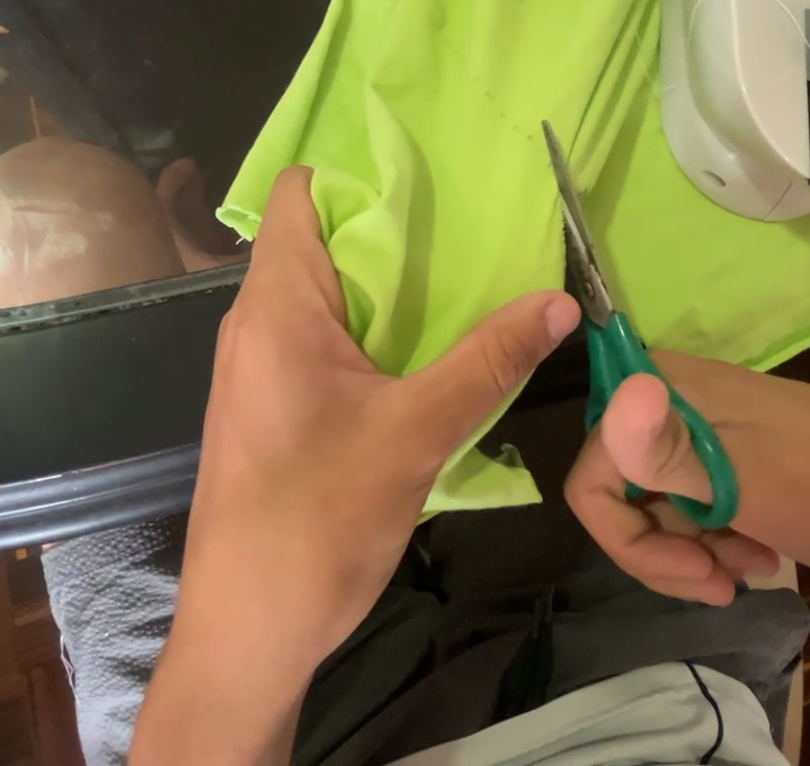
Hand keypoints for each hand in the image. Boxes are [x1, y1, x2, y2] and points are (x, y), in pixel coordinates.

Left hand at [171, 166, 580, 682]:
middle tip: (472, 231)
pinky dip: (374, 332)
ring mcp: (262, 366)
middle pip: (323, 242)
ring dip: (390, 289)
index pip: (302, 196)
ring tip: (464, 283)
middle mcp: (258, 323)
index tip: (431, 181)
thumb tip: (560, 301)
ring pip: (329, 295)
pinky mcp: (275, 404)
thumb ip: (489, 360)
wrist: (248, 632)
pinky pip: (325, 340)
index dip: (359, 177)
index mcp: (277, 307)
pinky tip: (428, 352)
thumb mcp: (416, 433)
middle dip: (394, 232)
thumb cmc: (316, 522)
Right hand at [565, 351, 809, 603]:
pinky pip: (684, 503)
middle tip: (721, 580)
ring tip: (751, 565)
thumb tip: (619, 391)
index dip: (626, 536)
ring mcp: (690, 424)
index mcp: (657, 387)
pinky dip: (711, 537)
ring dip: (693, 549)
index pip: (593, 474)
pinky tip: (757, 552)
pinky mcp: (717, 449)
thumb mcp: (744, 480)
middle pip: (620, 493)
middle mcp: (662, 397)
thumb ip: (669, 449)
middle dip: (665, 548)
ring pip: (652, 506)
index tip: (688, 572)